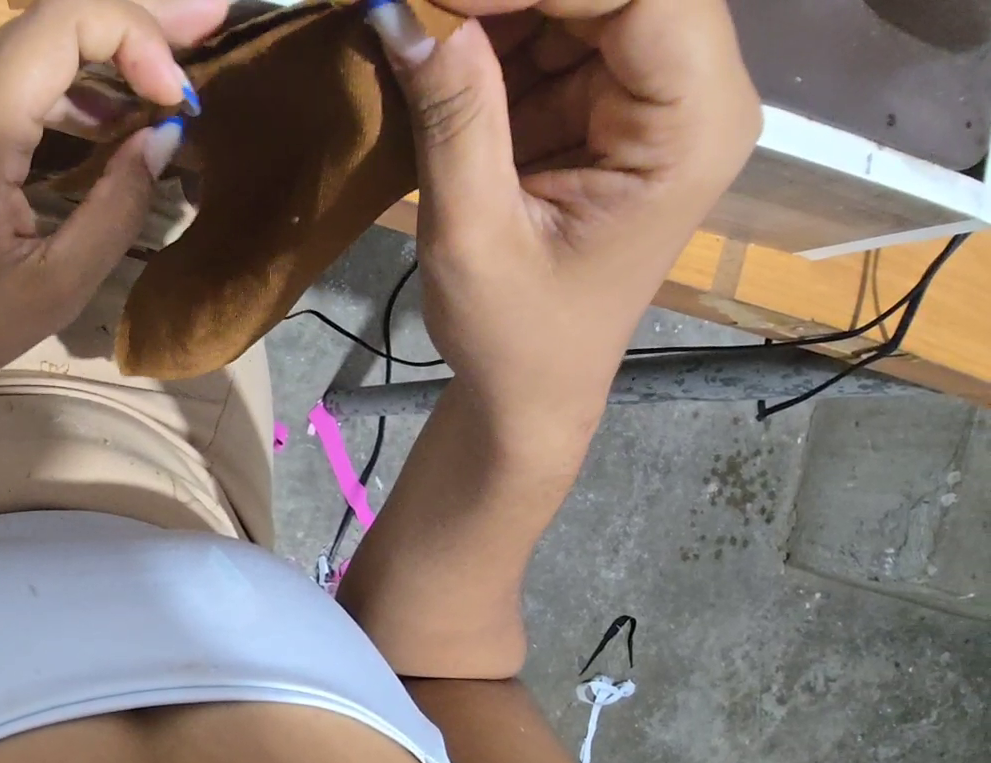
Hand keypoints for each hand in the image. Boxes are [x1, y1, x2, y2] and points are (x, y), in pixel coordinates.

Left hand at [0, 0, 225, 422]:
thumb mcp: (56, 285)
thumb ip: (117, 206)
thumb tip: (162, 137)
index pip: (65, 23)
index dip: (138, 36)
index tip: (178, 97)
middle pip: (50, 19)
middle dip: (134, 21)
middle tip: (206, 26)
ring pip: (30, 48)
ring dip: (102, 52)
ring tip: (168, 74)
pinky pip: (11, 86)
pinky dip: (66, 88)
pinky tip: (108, 118)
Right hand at [381, 0, 761, 440]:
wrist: (527, 389)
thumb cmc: (510, 334)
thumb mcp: (472, 234)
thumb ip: (452, 120)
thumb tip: (407, 16)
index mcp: (690, 126)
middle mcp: (691, 94)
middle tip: (418, 12)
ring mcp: (648, 101)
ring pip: (579, 9)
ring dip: (493, 20)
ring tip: (418, 41)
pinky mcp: (604, 116)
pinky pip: (552, 49)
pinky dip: (490, 52)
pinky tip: (439, 71)